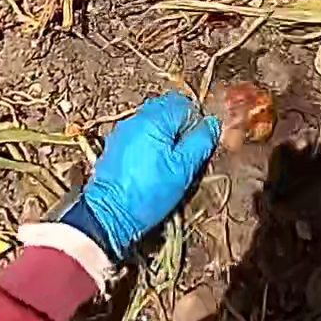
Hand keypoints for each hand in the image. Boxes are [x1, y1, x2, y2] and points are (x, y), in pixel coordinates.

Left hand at [67, 91, 220, 257]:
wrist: (107, 216)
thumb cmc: (147, 193)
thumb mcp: (183, 169)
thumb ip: (201, 142)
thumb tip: (213, 124)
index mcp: (155, 119)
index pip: (186, 104)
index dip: (197, 122)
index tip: (198, 143)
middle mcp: (137, 119)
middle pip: (169, 108)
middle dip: (181, 125)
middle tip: (186, 151)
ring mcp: (124, 131)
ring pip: (155, 120)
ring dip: (166, 133)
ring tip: (170, 160)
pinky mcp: (116, 145)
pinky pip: (141, 132)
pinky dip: (151, 141)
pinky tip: (153, 164)